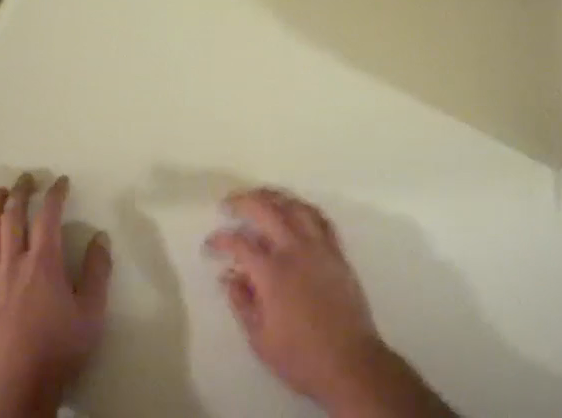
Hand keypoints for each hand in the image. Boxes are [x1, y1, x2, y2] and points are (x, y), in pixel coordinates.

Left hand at [0, 174, 111, 417]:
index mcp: (44, 264)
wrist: (16, 390)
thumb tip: (100, 237)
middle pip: (13, 218)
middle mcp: (14, 265)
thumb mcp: (92, 314)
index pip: (48, 216)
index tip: (60, 181)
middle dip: (20, 193)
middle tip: (26, 178)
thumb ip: (97, 272)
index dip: (54, 194)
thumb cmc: (59, 351)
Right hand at [206, 189, 451, 416]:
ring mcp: (319, 248)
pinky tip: (294, 211)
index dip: (220, 240)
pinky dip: (303, 208)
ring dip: (273, 196)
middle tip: (228, 204)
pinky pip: (320, 219)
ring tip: (259, 197)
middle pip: (266, 209)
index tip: (210, 246)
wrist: (350, 363)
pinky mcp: (337, 253)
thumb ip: (241, 302)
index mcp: (272, 273)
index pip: (239, 243)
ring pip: (295, 206)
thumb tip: (229, 275)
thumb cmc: (301, 357)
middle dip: (242, 201)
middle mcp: (295, 250)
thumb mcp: (260, 338)